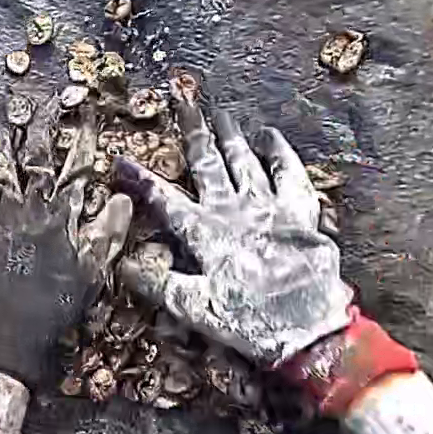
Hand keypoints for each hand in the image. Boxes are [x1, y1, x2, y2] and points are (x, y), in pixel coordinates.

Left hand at [0, 104, 132, 386]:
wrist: (18, 321)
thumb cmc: (61, 298)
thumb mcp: (95, 268)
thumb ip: (109, 230)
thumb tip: (122, 196)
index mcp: (62, 213)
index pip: (77, 168)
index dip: (83, 139)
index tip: (87, 113)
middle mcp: (32, 207)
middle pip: (37, 160)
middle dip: (41, 130)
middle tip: (42, 106)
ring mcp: (5, 217)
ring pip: (3, 173)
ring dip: (2, 150)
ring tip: (1, 130)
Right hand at [111, 74, 351, 367]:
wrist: (313, 334)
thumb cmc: (250, 322)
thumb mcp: (195, 309)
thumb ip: (158, 283)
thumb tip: (125, 261)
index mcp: (205, 233)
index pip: (164, 199)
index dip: (140, 179)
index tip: (120, 159)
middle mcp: (234, 212)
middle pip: (207, 163)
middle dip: (192, 130)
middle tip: (183, 100)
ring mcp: (269, 209)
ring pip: (244, 162)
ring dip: (230, 136)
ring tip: (220, 112)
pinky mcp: (299, 214)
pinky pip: (289, 175)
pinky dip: (280, 155)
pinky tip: (270, 137)